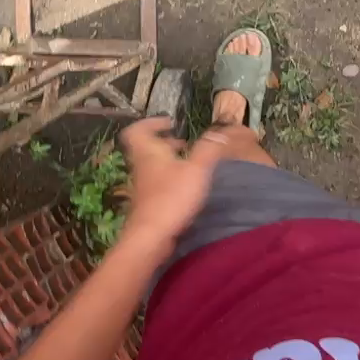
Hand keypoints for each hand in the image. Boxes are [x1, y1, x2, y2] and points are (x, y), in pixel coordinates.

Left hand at [115, 117, 225, 246]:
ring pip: (152, 166)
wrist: (151, 237)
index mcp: (148, 152)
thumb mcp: (196, 170)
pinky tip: (185, 187)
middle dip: (165, 142)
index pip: (137, 129)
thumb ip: (208, 149)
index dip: (151, 122)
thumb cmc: (172, 198)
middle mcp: (141, 166)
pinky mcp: (147, 203)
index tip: (170, 123)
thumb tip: (221, 131)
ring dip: (169, 161)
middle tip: (183, 143)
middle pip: (146, 147)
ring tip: (189, 164)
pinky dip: (170, 179)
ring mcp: (142, 186)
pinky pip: (157, 183)